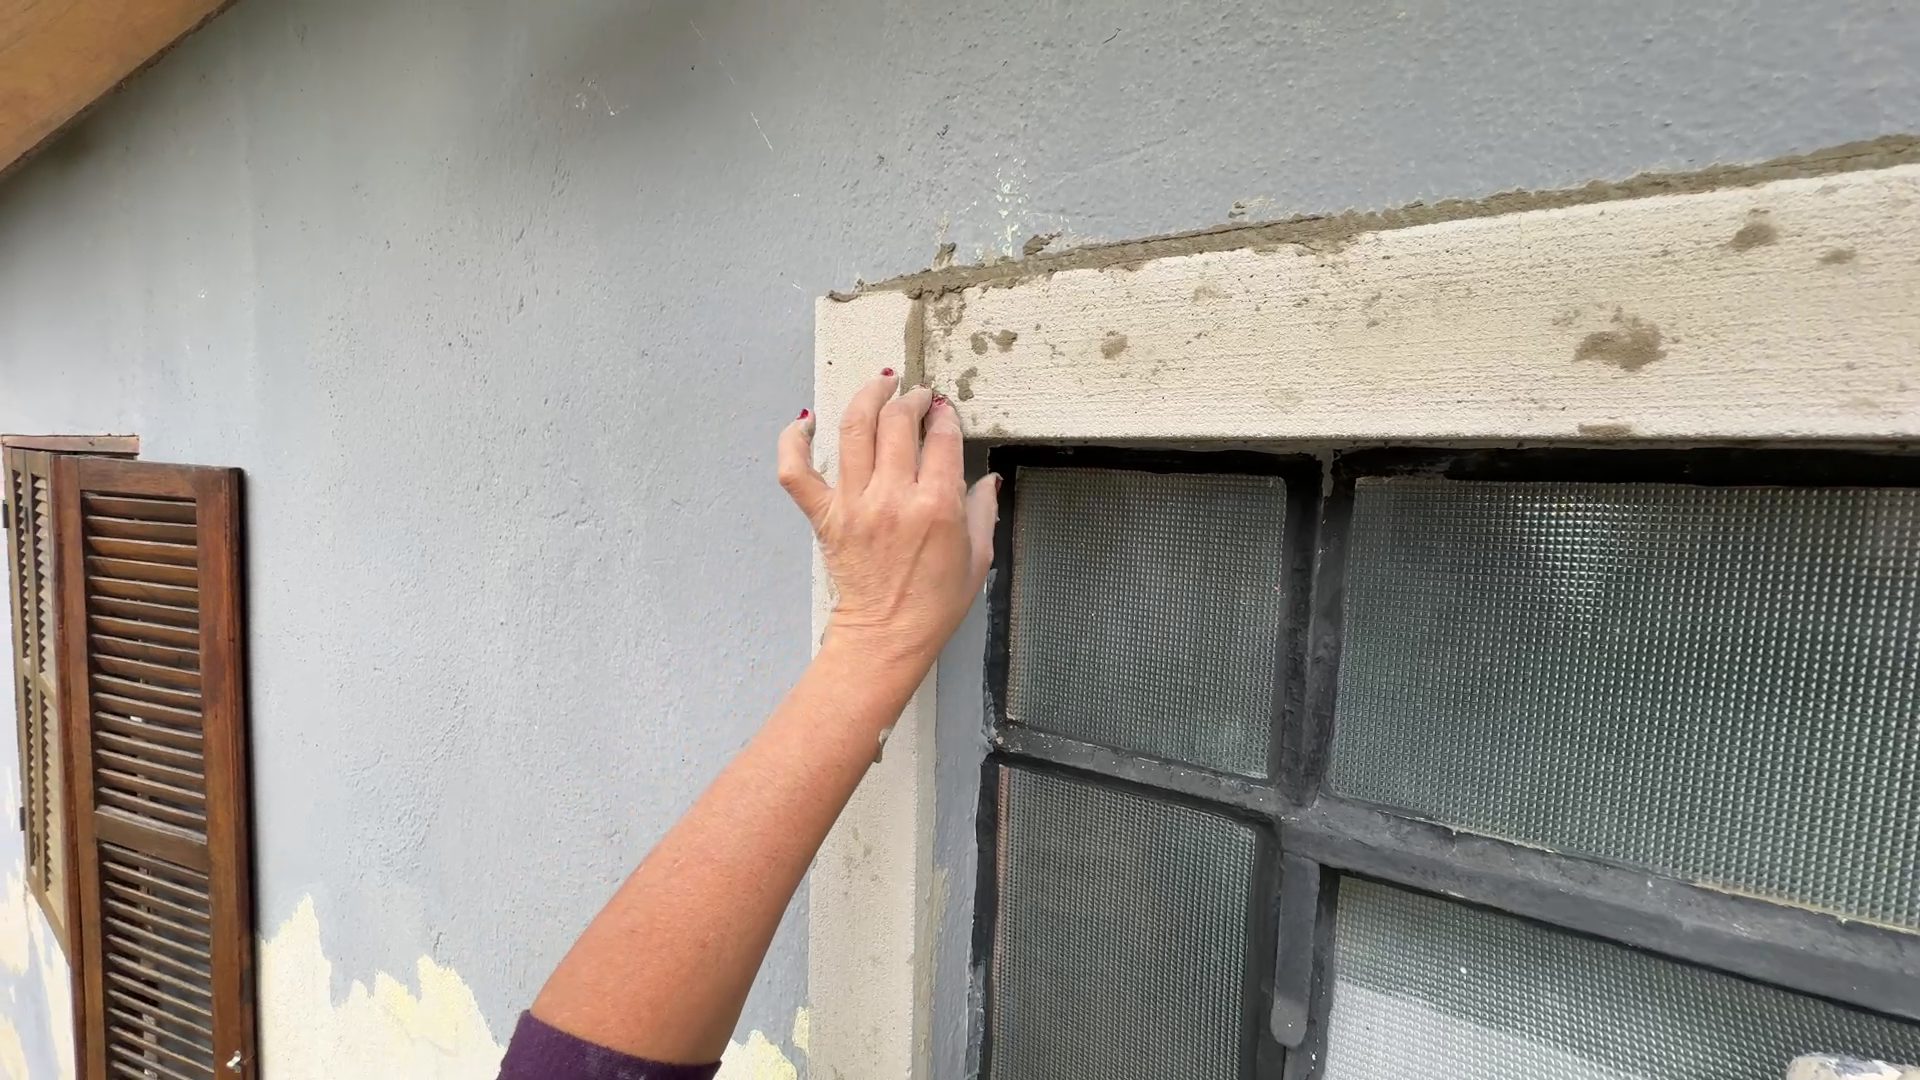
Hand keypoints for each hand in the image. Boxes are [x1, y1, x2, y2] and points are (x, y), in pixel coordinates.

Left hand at [778, 372, 999, 667]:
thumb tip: (987, 479)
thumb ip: (984, 510)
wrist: (887, 636)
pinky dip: (793, 441)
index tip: (945, 411)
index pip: (941, 438)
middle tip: (917, 397)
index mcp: (938, 506)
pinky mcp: (826, 516)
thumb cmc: (935, 603)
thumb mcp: (978, 557)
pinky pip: (796, 471)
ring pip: (854, 429)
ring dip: (868, 397)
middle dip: (911, 400)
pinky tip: (804, 422)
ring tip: (880, 385)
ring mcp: (855, 504)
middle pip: (898, 423)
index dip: (945, 416)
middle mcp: (894, 497)